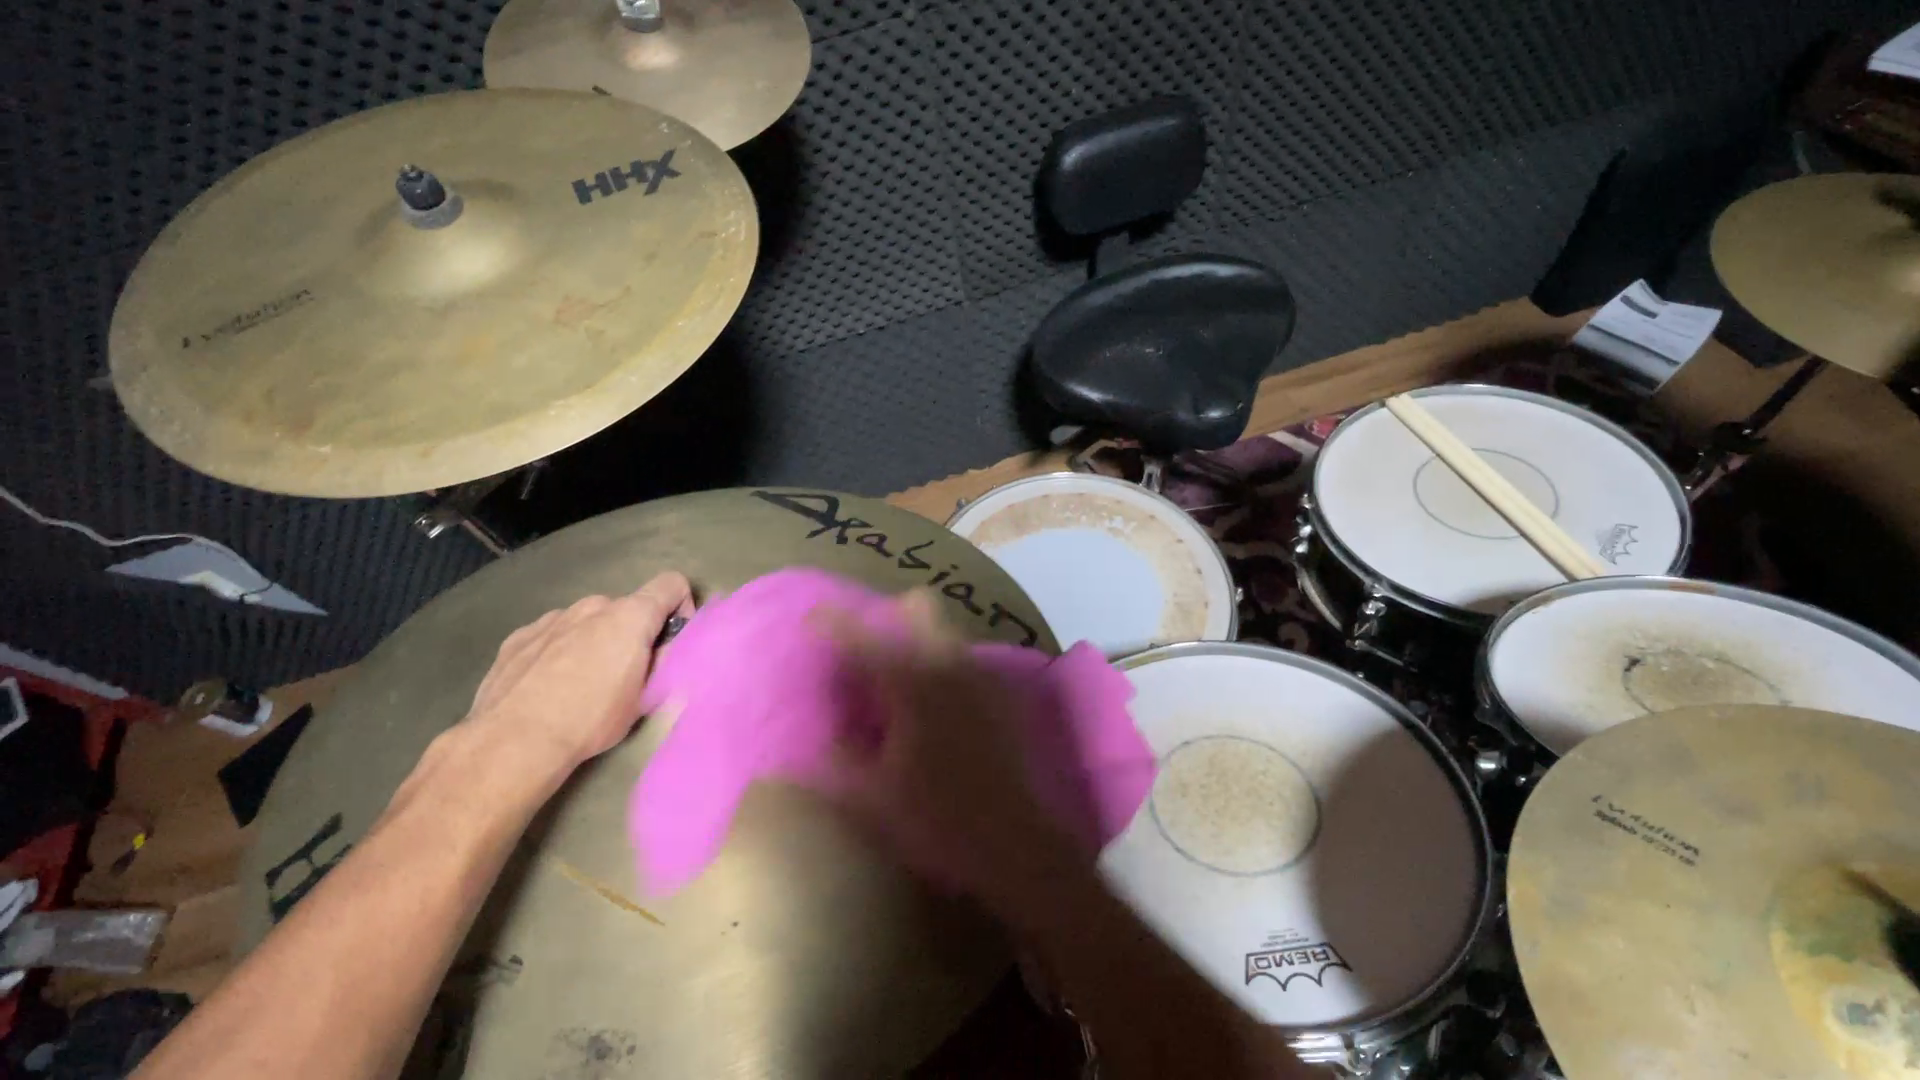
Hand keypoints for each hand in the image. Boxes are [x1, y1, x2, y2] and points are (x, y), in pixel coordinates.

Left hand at [464, 572, 693, 772]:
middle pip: (626, 609)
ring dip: (594, 641)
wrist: (513, 740)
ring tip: (581, 683)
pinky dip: (559, 651)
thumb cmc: (590, 719)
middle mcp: (592, 606)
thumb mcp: (644, 698)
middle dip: (632, 634)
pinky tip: (548, 685)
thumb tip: (669, 648)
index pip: (672, 584)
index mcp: (630, 616)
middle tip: (625, 674)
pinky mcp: (519, 636)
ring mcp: (551, 618)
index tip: (671, 641)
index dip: (681, 607)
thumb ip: (664, 663)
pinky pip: (553, 635)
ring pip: (587, 621)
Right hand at [832, 591, 1086, 913]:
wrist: (1017, 845)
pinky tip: (930, 707)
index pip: (865, 639)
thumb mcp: (872, 799)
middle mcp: (950, 667)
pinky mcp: (1001, 697)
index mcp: (913, 685)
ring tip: (892, 683)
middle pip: (919, 608)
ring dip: (915, 641)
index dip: (834, 622)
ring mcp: (981, 679)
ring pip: (944, 633)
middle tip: (862, 654)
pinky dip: (940, 666)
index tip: (811, 618)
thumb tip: (818, 736)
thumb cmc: (939, 822)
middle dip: (887, 618)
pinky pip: (964, 661)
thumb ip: (838, 761)